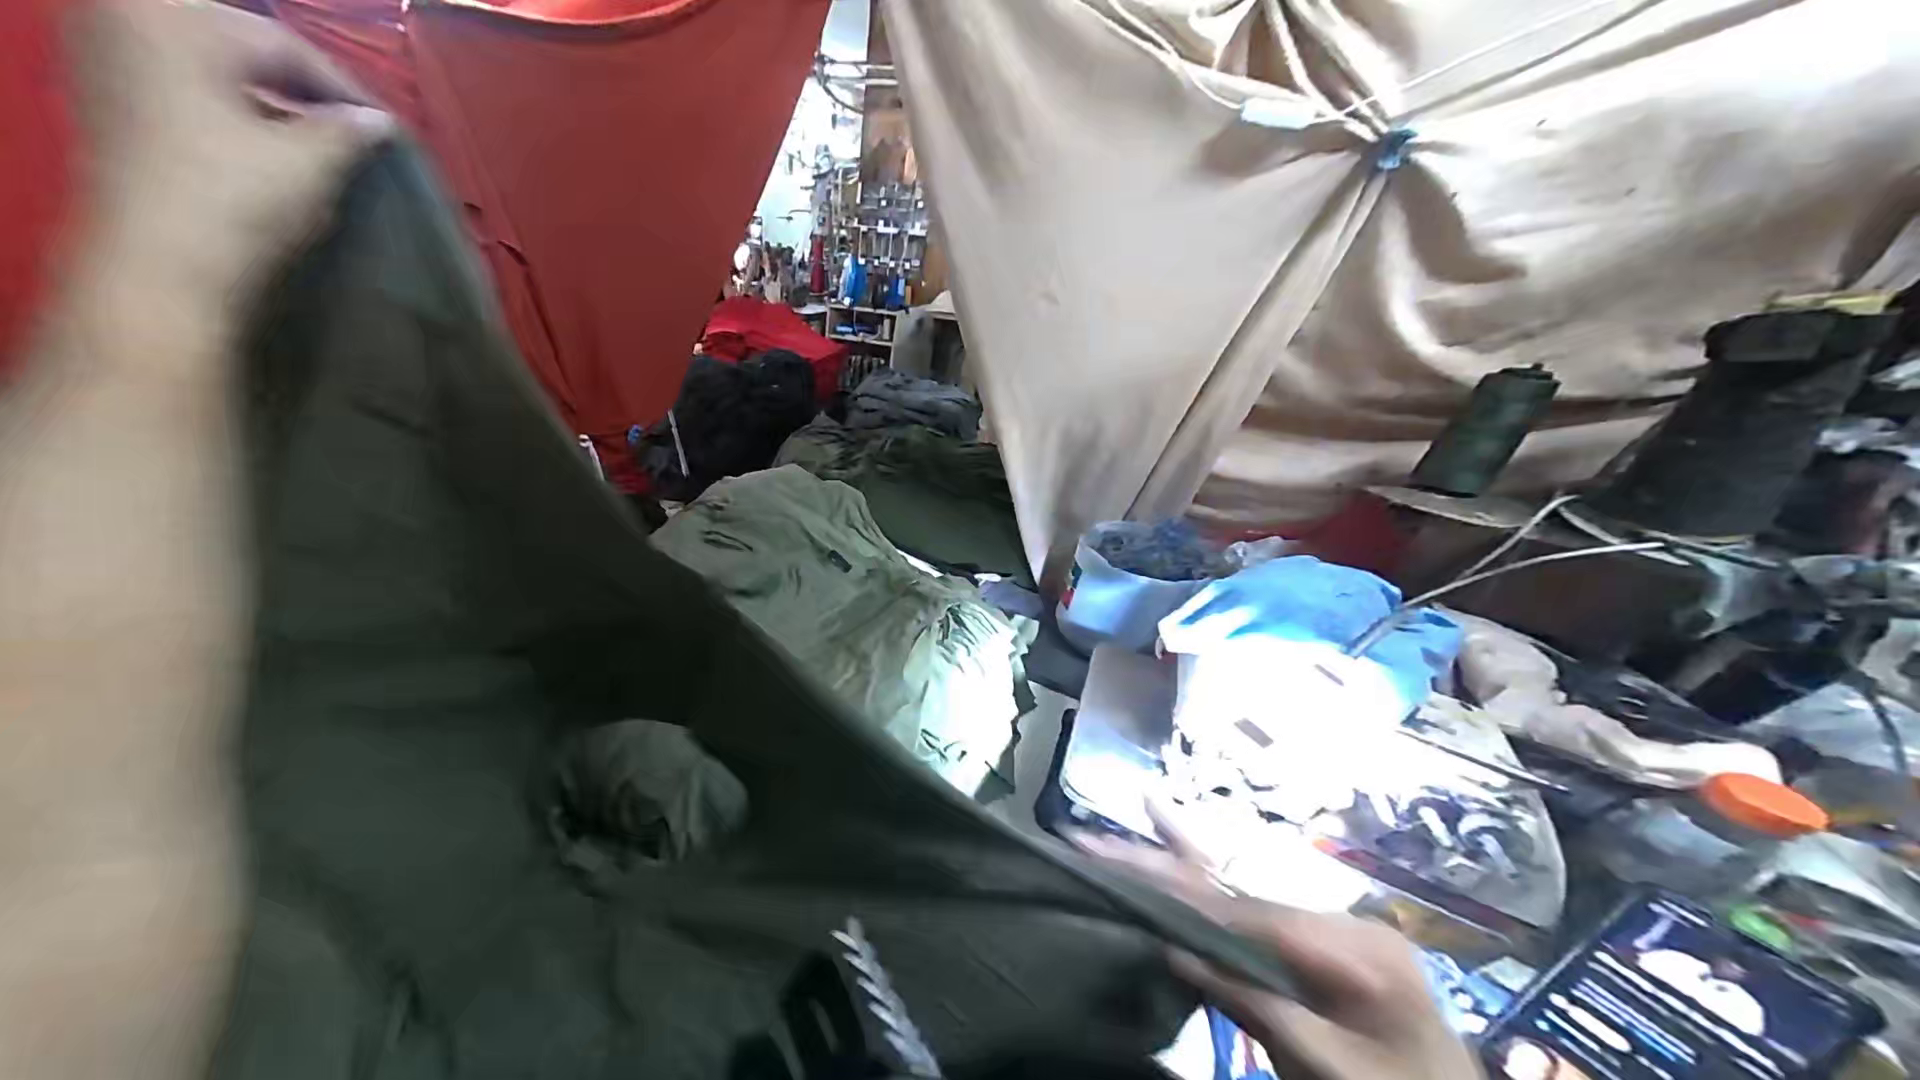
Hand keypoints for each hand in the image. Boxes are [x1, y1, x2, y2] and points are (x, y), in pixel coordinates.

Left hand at [65, 0, 389, 312]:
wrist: (163, 263)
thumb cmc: (238, 200)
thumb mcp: (311, 163)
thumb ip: (349, 132)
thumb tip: (379, 122)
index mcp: (172, 20)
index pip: (283, 45)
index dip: (346, 90)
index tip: (389, 129)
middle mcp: (122, 21)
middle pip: (242, 49)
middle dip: (303, 90)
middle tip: (357, 133)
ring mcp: (100, 60)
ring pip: (212, 69)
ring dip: (270, 101)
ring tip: (319, 143)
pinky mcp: (102, 102)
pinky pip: (182, 89)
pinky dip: (232, 112)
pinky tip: (268, 147)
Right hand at [1078, 815, 1481, 1079]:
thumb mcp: (1330, 1072)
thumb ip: (1256, 1004)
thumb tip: (1173, 949)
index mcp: (1355, 948)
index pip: (1249, 915)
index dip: (1183, 900)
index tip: (1122, 878)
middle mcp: (1339, 921)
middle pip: (1235, 891)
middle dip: (1166, 866)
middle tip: (1096, 841)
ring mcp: (1329, 927)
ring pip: (1240, 891)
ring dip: (1179, 863)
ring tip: (1132, 816)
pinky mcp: (1316, 942)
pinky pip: (1256, 905)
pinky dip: (1213, 870)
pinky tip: (1175, 825)